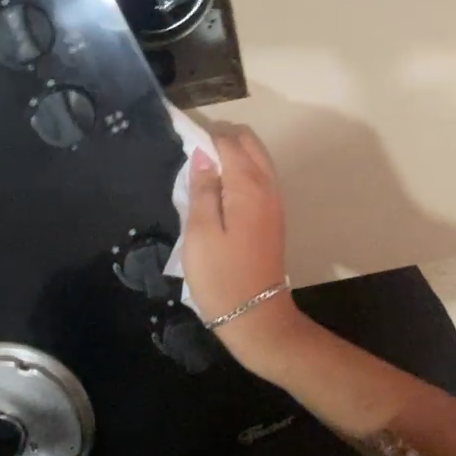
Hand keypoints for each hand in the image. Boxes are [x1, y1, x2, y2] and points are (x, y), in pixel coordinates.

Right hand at [184, 128, 305, 368]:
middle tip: (191, 158)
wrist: (257, 317)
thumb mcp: (200, 233)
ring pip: (257, 159)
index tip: (180, 142)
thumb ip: (201, 189)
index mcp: (248, 186)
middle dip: (221, 140)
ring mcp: (274, 201)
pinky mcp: (273, 216)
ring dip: (232, 156)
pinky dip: (241, 172)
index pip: (227, 142)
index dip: (203, 137)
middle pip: (248, 143)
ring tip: (202, 174)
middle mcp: (268, 186)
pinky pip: (259, 177)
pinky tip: (219, 191)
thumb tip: (201, 155)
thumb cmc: (221, 277)